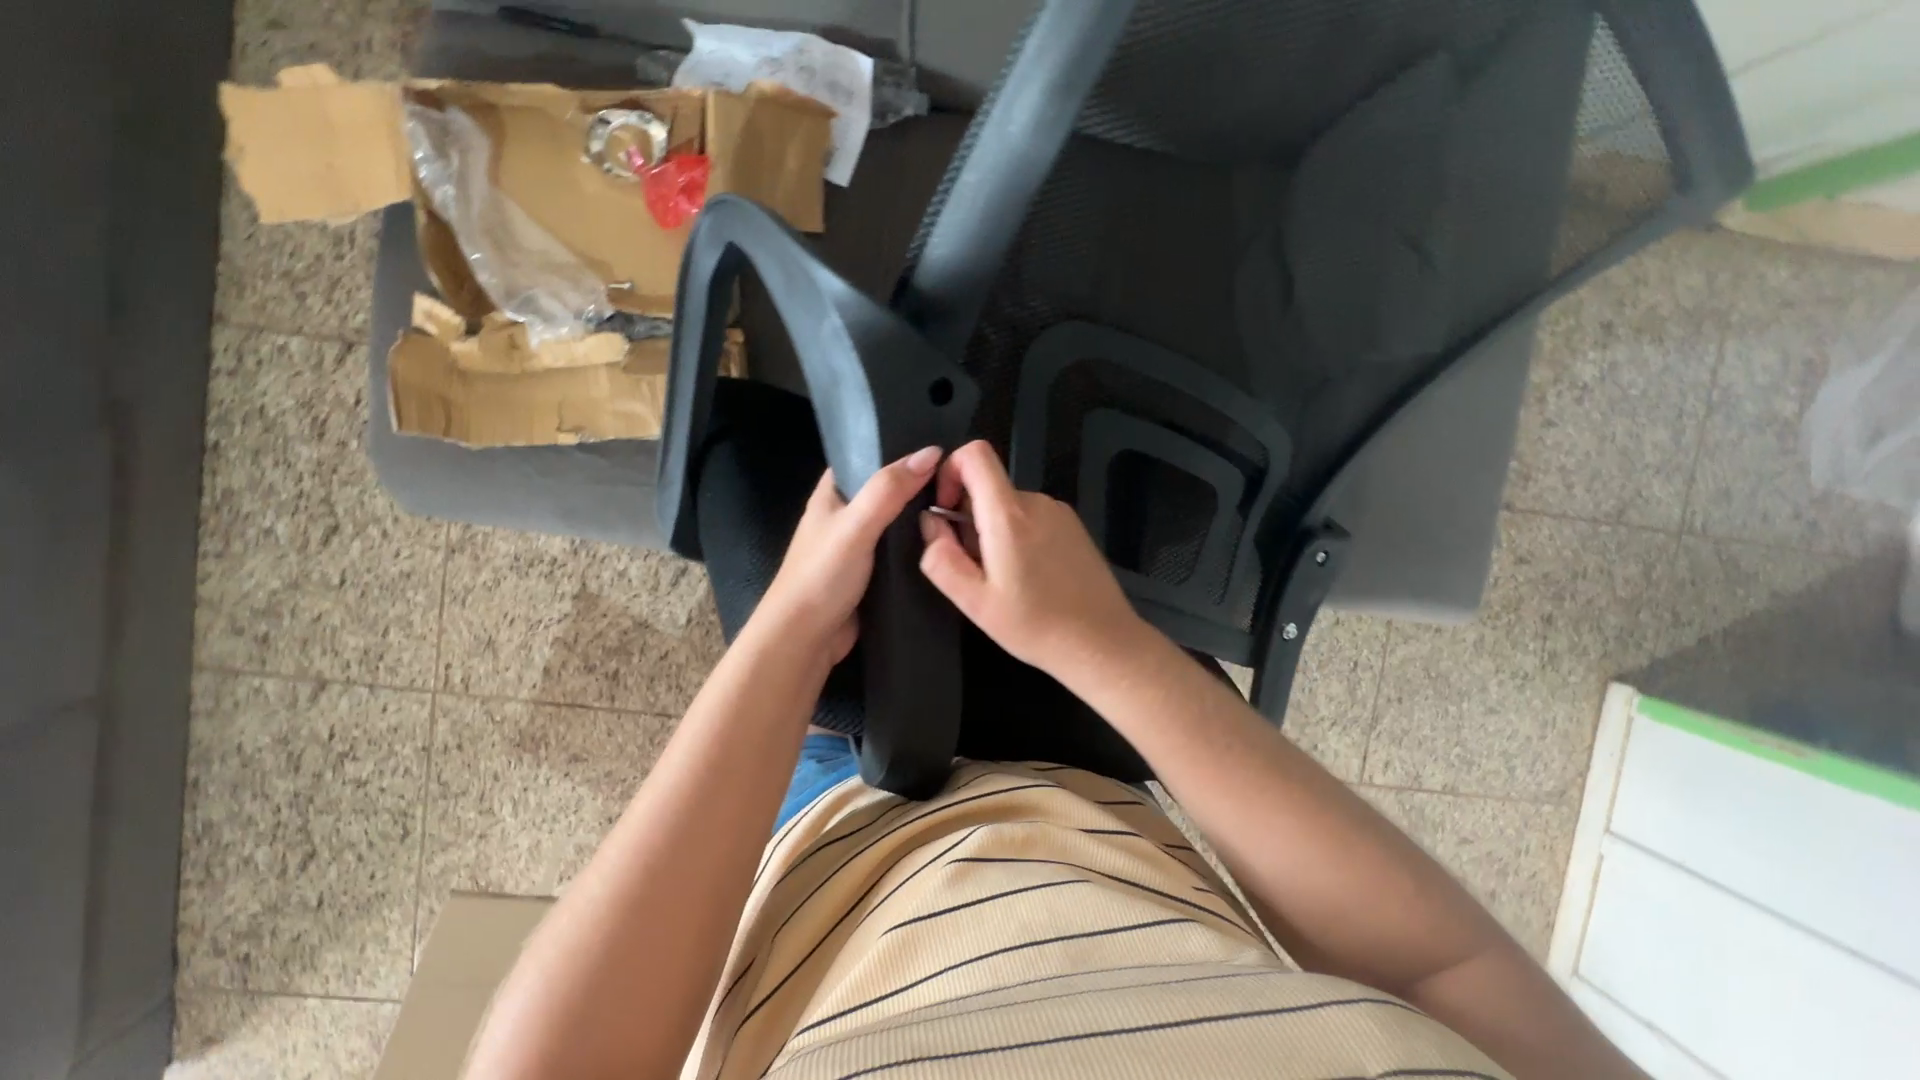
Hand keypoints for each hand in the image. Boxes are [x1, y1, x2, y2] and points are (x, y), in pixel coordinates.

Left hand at [751, 446, 941, 667]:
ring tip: (962, 504)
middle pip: (886, 491)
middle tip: (961, 476)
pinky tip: (946, 543)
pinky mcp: (871, 575)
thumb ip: (889, 490)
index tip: (937, 443)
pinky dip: (918, 548)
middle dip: (917, 485)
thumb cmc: (822, 575)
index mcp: (831, 494)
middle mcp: (843, 516)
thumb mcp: (856, 525)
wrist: (805, 639)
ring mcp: (857, 548)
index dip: (896, 448)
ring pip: (896, 524)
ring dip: (920, 519)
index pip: (865, 457)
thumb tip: (931, 453)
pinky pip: (899, 554)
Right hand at [918, 440, 1148, 676]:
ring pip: (1009, 506)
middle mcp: (1037, 502)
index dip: (950, 472)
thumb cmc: (1035, 625)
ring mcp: (1059, 513)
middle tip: (975, 568)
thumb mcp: (973, 601)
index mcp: (1009, 514)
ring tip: (1004, 580)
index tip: (945, 510)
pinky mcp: (1074, 527)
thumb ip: (941, 557)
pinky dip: (1018, 538)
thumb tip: (930, 523)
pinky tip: (1028, 579)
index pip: (975, 454)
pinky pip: (1031, 518)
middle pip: (989, 487)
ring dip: (994, 533)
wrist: (1101, 644)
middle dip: (970, 519)